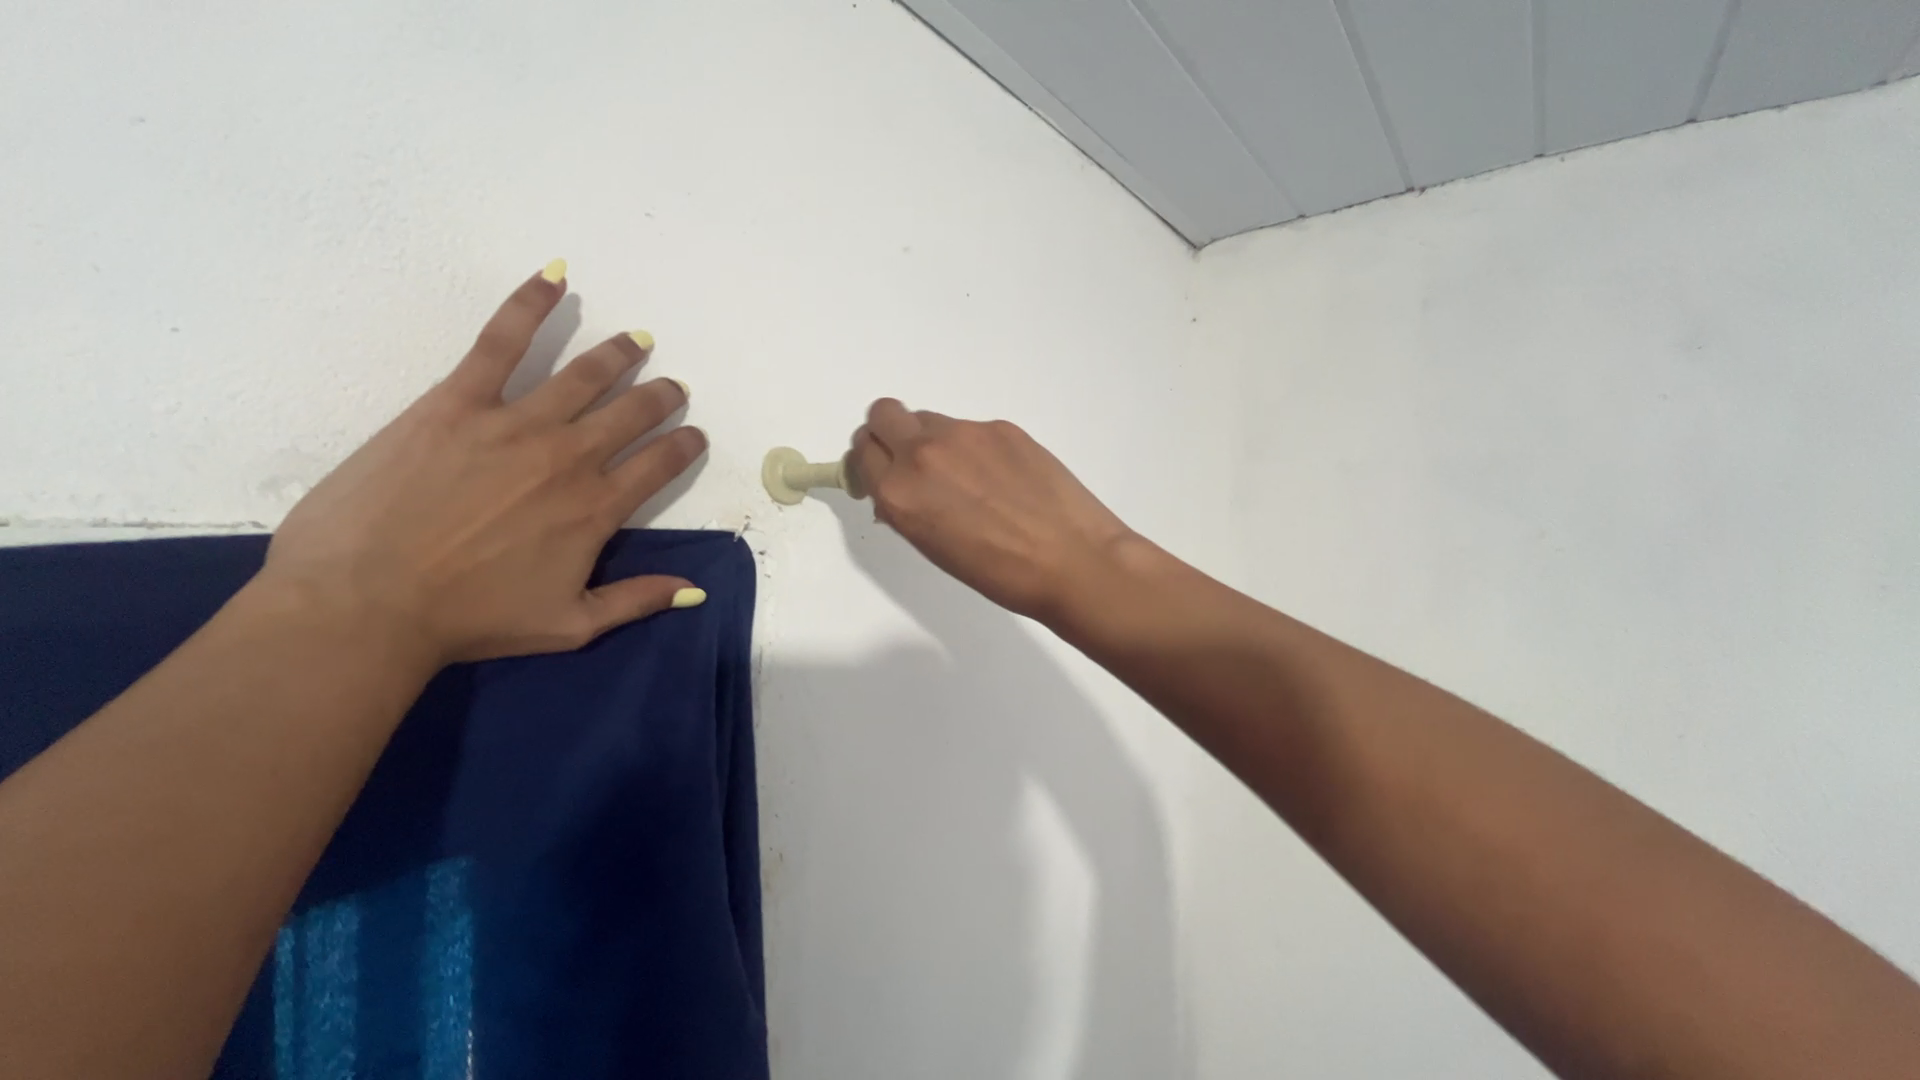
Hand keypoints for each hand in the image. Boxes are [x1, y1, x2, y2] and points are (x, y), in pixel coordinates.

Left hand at [262, 264, 706, 663]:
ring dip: (619, 354)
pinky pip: (502, 341)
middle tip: (671, 386)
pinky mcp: (458, 401)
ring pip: (584, 373)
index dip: (684, 445)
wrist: (365, 602)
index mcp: (597, 508)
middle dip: (661, 396)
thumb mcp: (569, 625)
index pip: (661, 463)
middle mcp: (570, 457)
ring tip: (637, 339)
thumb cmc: (470, 620)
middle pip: (632, 412)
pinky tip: (554, 278)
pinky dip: (531, 305)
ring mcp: (515, 422)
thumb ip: (637, 600)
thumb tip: (696, 588)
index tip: (693, 436)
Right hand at [849, 399, 1139, 624]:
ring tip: (968, 480)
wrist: (1072, 560)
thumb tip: (902, 490)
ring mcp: (965, 434)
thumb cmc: (998, 573)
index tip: (882, 476)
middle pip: (883, 414)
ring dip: (933, 441)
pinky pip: (970, 429)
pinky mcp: (1002, 427)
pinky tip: (1003, 480)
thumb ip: (906, 510)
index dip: (870, 462)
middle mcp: (924, 453)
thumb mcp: (934, 549)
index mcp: (899, 492)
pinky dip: (974, 448)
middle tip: (911, 462)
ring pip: (929, 420)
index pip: (862, 451)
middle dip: (888, 433)